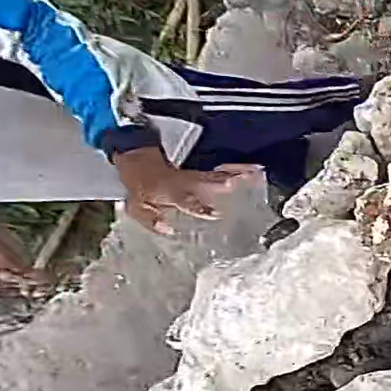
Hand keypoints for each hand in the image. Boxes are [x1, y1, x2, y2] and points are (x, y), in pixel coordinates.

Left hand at [114, 148, 261, 234]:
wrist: (140, 161)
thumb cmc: (142, 187)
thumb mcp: (137, 207)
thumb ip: (150, 219)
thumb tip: (168, 229)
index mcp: (169, 191)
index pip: (186, 200)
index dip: (200, 207)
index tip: (215, 214)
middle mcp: (186, 181)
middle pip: (206, 181)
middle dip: (220, 182)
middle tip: (237, 182)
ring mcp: (195, 174)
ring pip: (217, 174)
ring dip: (235, 174)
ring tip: (253, 173)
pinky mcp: (202, 170)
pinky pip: (221, 170)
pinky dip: (237, 170)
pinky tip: (253, 171)